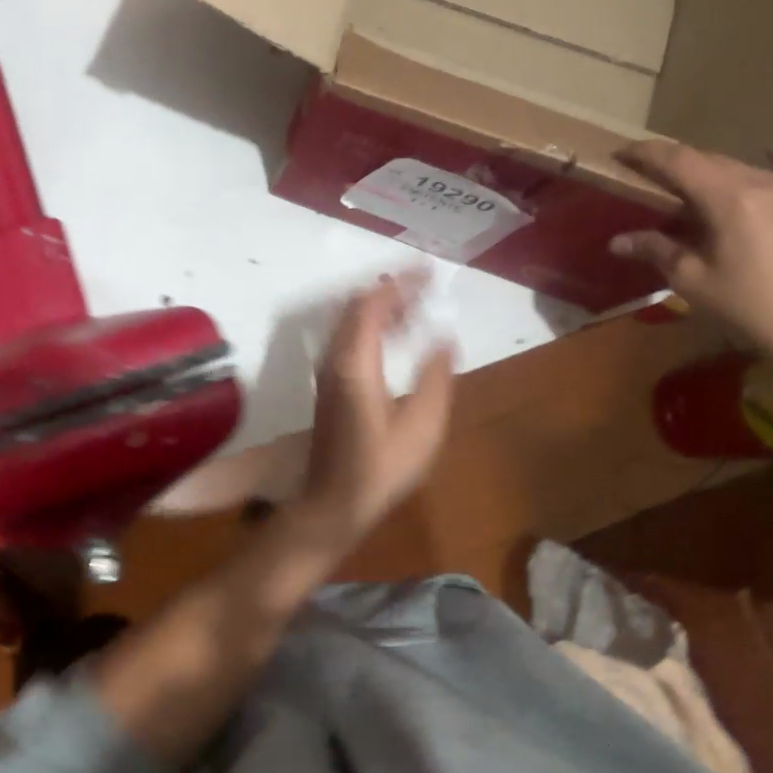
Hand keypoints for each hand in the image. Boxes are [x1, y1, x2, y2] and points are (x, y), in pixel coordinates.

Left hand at [301, 272, 456, 531]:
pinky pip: (349, 339)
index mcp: (354, 363)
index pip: (372, 304)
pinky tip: (399, 337)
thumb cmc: (380, 468)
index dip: (399, 283)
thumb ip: (435, 376)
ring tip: (419, 305)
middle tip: (427, 284)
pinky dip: (373, 326)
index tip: (429, 271)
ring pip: (351, 322)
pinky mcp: (328, 385)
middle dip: (392, 289)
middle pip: (357, 307)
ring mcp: (327, 372)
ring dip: (382, 308)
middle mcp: (333, 359)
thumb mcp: (422, 426)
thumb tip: (445, 336)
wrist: (333, 502)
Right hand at [610, 140, 772, 373]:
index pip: (680, 161)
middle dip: (681, 167)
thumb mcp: (692, 281)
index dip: (648, 153)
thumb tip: (619, 241)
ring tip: (707, 192)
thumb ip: (656, 250)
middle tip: (658, 183)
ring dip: (721, 175)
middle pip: (714, 161)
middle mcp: (768, 184)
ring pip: (752, 167)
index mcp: (729, 200)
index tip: (624, 154)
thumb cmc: (748, 307)